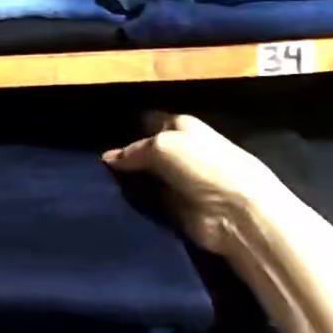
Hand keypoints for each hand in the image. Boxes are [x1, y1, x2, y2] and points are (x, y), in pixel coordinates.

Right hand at [104, 113, 286, 253]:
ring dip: (128, 181)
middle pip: (146, 150)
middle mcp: (182, 150)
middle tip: (95, 162)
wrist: (237, 212)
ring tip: (98, 182)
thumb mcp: (162, 146)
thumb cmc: (203, 166)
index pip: (151, 121)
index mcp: (183, 126)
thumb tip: (108, 158)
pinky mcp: (177, 208)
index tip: (102, 135)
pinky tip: (113, 200)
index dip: (129, 127)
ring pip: (145, 176)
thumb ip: (133, 151)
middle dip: (125, 156)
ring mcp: (180, 180)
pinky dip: (136, 201)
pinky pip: (149, 200)